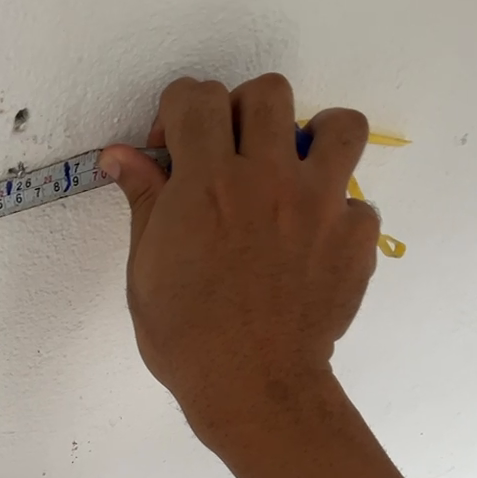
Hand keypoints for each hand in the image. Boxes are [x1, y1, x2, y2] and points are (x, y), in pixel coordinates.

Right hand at [96, 74, 378, 454]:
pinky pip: (355, 200)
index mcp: (206, 184)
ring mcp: (321, 203)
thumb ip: (143, 201)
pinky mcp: (356, 234)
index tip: (170, 142)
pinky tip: (304, 244)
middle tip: (224, 153)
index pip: (197, 99)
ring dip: (309, 138)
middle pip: (268, 93)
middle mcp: (268, 178)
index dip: (177, 109)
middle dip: (238, 112)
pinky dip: (330, 213)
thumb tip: (121, 156)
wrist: (250, 384)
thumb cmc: (183, 335)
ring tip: (288, 174)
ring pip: (338, 124)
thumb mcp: (145, 268)